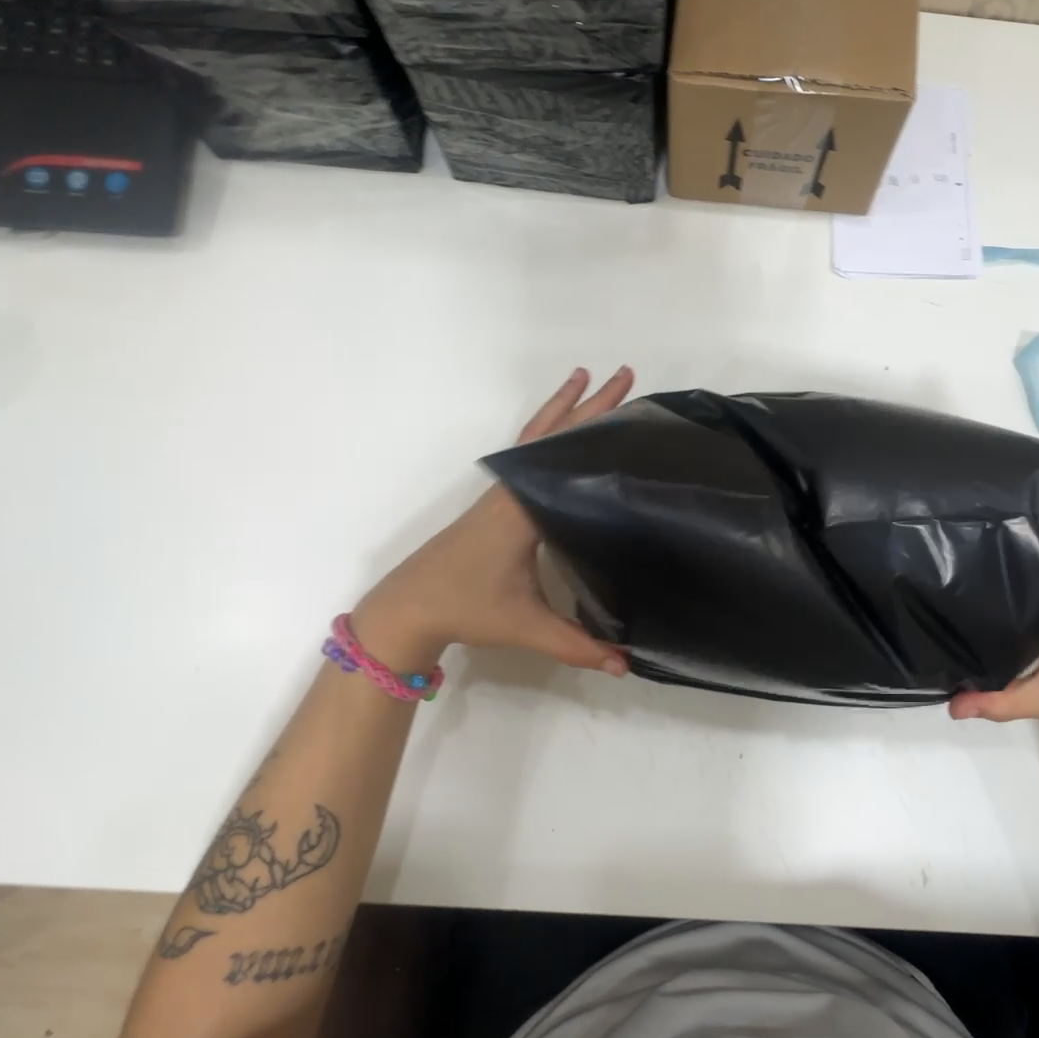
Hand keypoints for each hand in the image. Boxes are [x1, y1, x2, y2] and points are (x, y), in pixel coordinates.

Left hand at [350, 367, 635, 675]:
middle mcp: (512, 490)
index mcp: (523, 508)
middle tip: (624, 373)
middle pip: (552, 433)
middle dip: (590, 403)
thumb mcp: (525, 626)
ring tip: (591, 380)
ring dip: (565, 408)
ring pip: (536, 437)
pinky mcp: (496, 503)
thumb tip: (626, 664)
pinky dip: (546, 432)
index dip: (596, 428)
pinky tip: (558, 433)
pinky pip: (527, 454)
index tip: (629, 403)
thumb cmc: (466, 607)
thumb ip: (577, 645)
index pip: (565, 457)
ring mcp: (501, 493)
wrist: (409, 606)